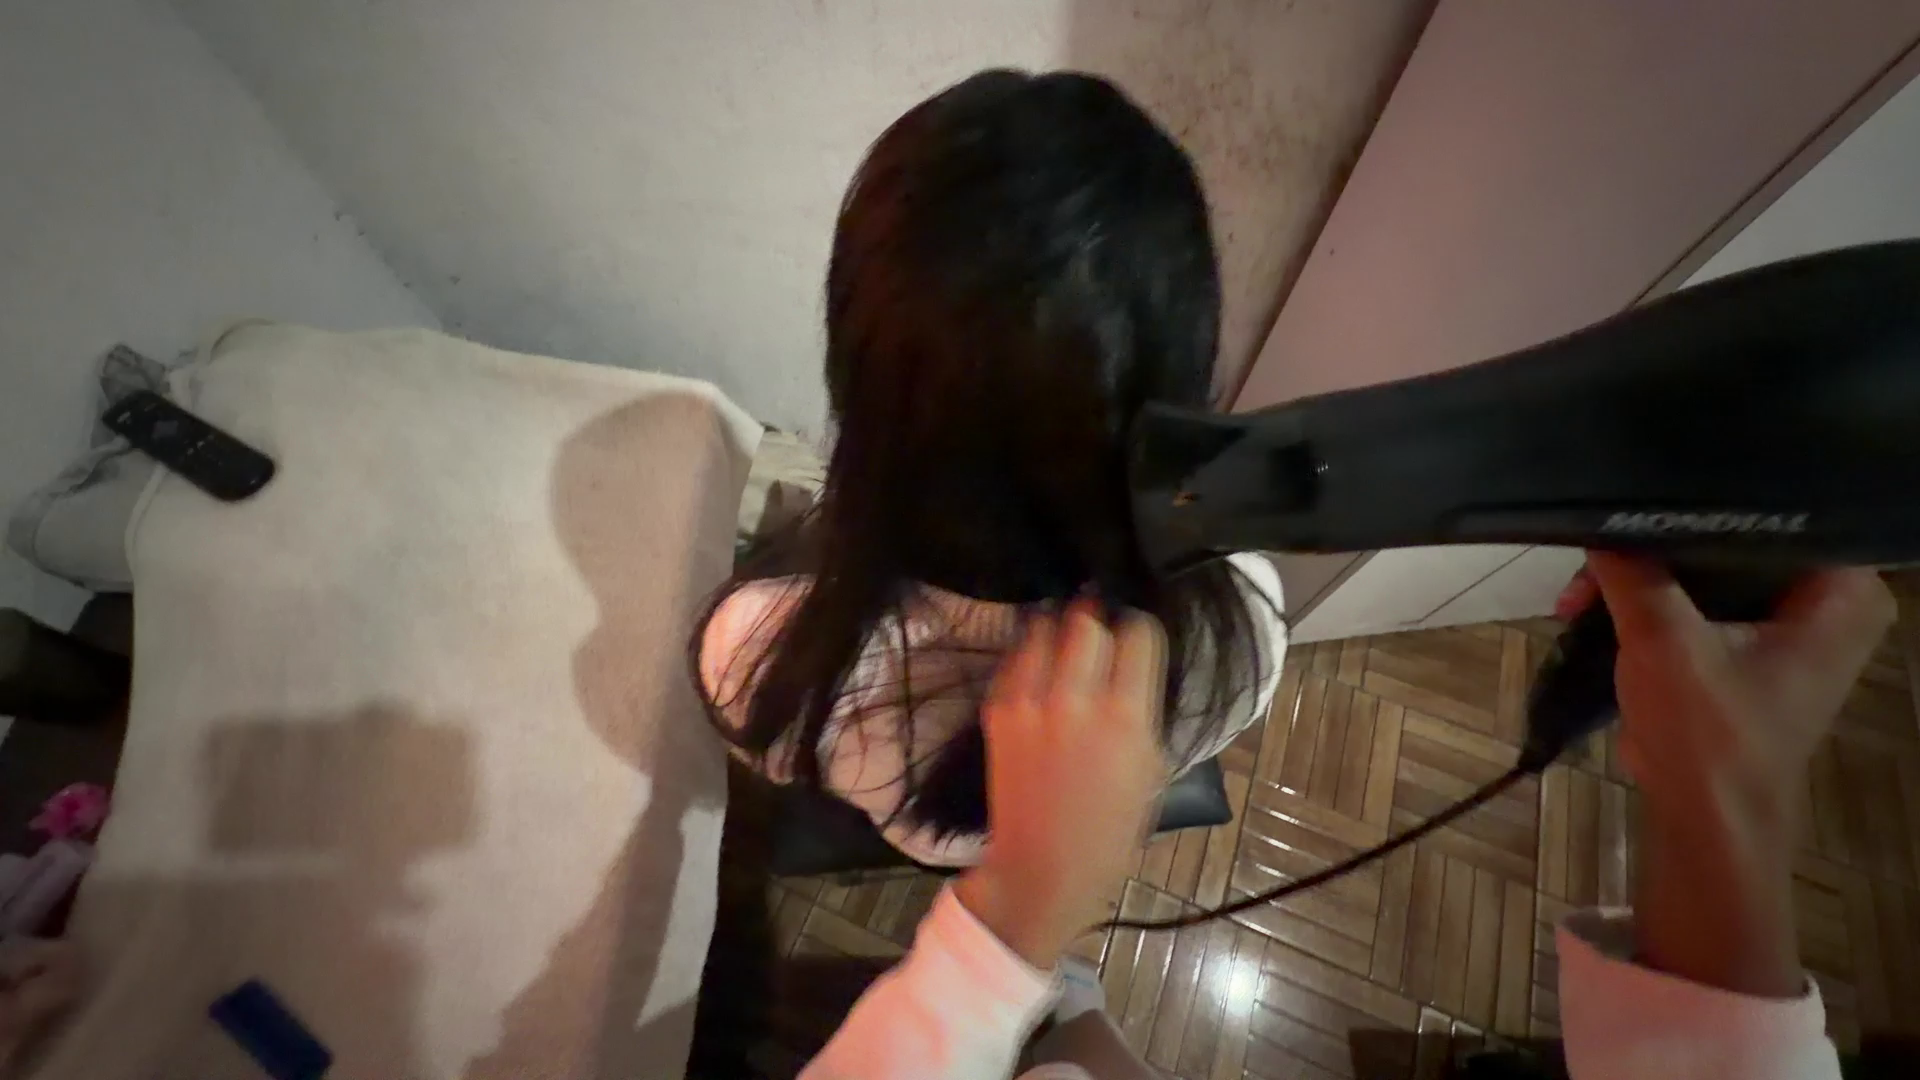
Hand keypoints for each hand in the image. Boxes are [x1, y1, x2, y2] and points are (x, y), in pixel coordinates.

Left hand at [953, 600, 1168, 968]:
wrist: (1043, 865)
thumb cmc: (1110, 828)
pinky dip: (1030, 652)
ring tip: (1064, 638)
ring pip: (1044, 628)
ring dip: (1059, 627)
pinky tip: (1038, 663)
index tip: (1135, 638)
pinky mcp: (998, 708)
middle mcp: (1076, 698)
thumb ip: (1143, 708)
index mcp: (1126, 716)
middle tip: (1098, 630)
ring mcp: (1030, 701)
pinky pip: (1015, 657)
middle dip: (1097, 620)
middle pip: (1086, 622)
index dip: (1139, 630)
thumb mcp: (1151, 768)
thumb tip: (1134, 665)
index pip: (1137, 634)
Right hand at [1564, 554, 1893, 996]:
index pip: (1763, 524)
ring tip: (1577, 601)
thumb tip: (1598, 527)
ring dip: (1631, 584)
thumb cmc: (1708, 726)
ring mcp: (1780, 631)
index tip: (1627, 516)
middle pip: (1720, 548)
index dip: (1691, 516)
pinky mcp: (1739, 651)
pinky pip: (1685, 605)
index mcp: (1839, 596)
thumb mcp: (1662, 641)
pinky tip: (1592, 612)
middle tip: (1589, 571)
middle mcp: (1821, 607)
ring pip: (1695, 577)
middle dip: (1646, 557)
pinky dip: (1639, 606)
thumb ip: (1632, 577)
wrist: (1704, 806)